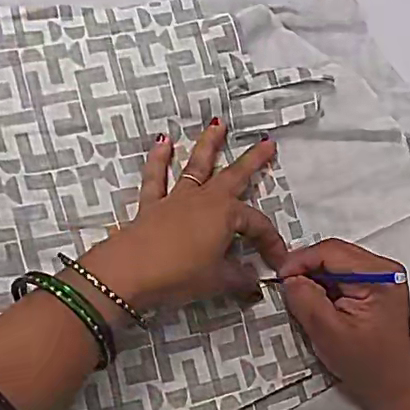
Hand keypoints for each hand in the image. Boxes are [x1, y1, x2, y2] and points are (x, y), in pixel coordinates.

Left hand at [72, 120, 287, 324]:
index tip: (278, 263)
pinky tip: (163, 142)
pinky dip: (159, 160)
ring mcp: (177, 199)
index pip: (257, 226)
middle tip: (267, 144)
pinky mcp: (152, 206)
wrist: (131, 272)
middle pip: (234, 176)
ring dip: (208, 145)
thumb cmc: (180, 274)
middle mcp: (204, 200)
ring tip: (217, 124)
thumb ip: (239, 279)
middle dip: (253, 160)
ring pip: (197, 166)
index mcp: (226, 215)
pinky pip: (157, 178)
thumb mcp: (218, 280)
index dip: (271, 243)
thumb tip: (254, 284)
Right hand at [276, 240, 409, 409]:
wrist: (390, 384)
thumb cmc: (366, 363)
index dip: (300, 261)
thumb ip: (306, 299)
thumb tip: (289, 277)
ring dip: (314, 277)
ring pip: (334, 262)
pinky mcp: (372, 286)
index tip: (280, 278)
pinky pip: (339, 275)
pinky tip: (316, 303)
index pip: (331, 251)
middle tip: (286, 288)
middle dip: (306, 268)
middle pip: (333, 253)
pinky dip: (323, 285)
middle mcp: (384, 269)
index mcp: (380, 275)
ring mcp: (379, 276)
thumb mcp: (328, 332)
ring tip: (301, 299)